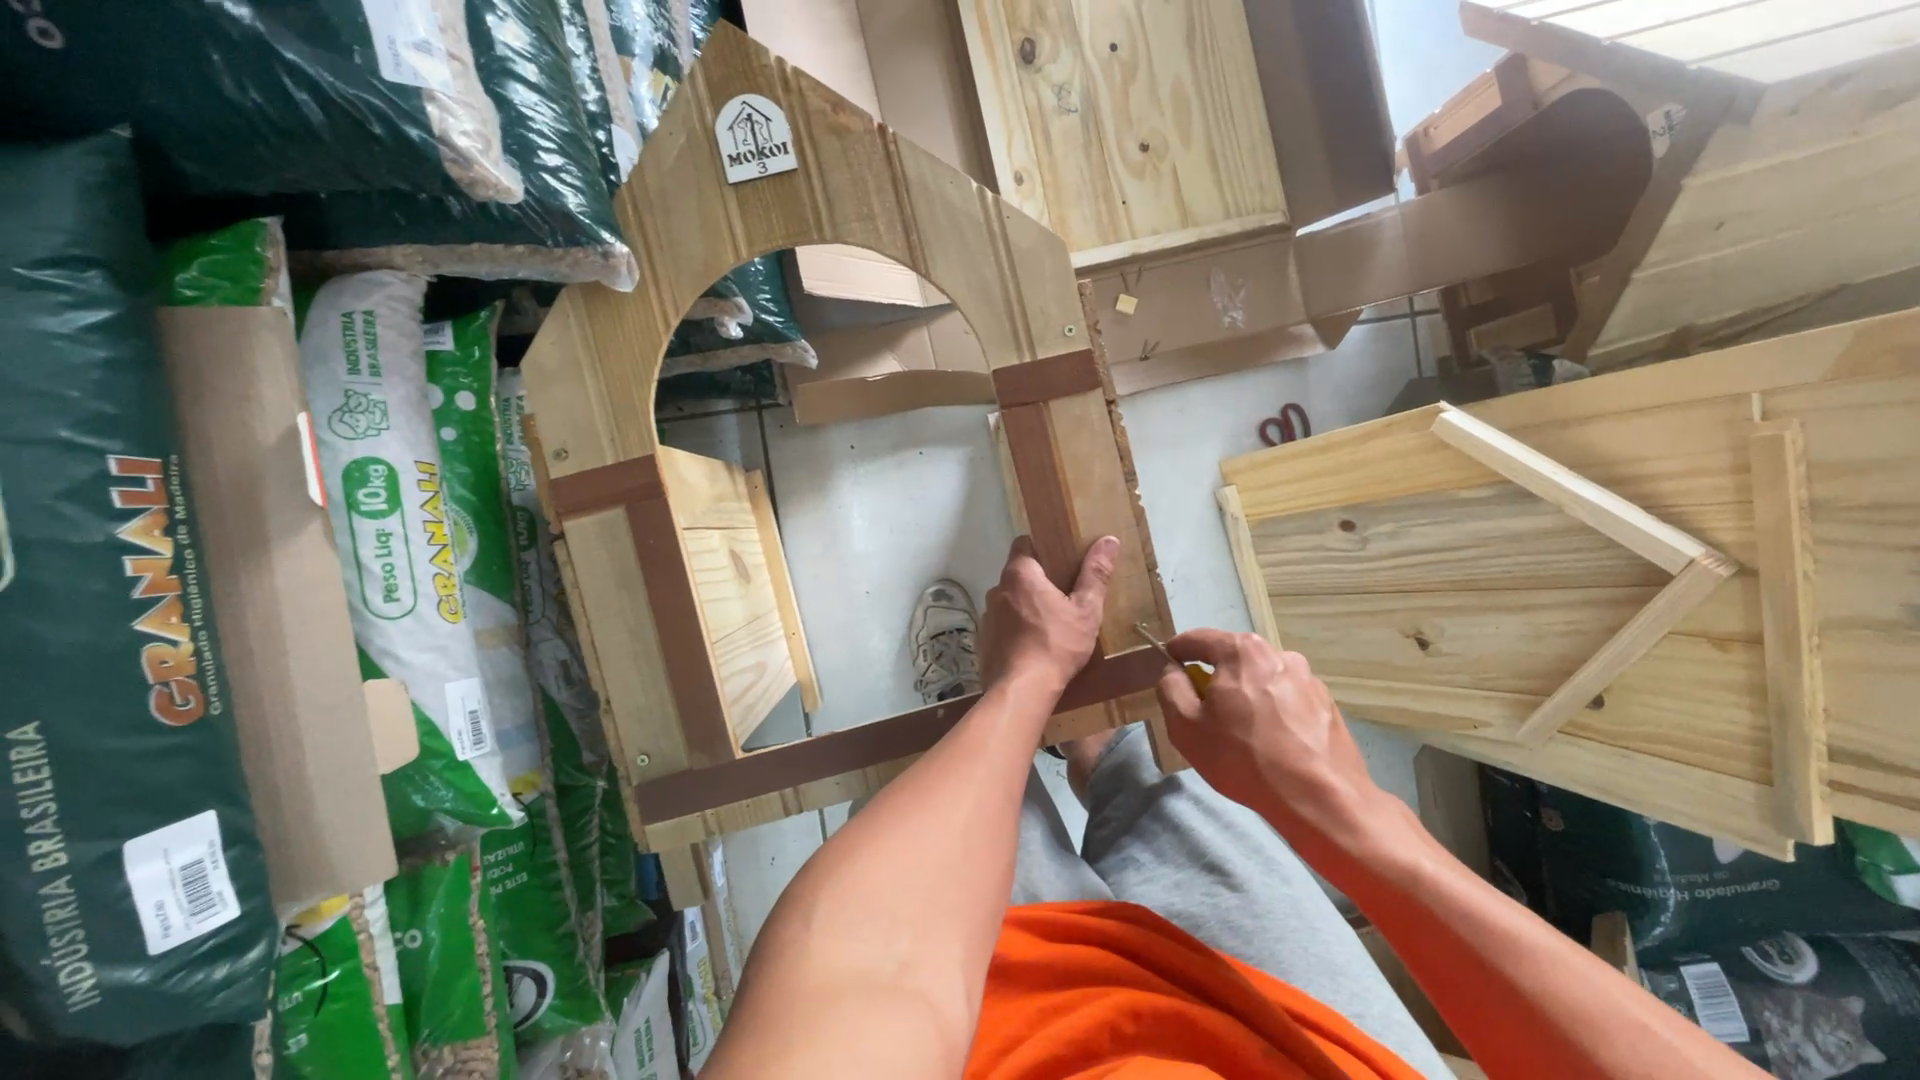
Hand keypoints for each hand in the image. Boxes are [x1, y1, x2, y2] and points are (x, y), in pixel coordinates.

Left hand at [979, 535, 1117, 696]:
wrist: (1022, 690)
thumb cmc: (1057, 645)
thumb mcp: (1086, 610)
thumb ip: (1095, 574)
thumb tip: (1109, 540)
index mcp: (1020, 575)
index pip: (1023, 544)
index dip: (1041, 548)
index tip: (1060, 560)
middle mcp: (997, 589)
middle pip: (1016, 573)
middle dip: (1036, 580)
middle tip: (1062, 594)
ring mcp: (987, 615)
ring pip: (1008, 600)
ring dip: (1024, 605)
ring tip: (1048, 622)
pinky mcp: (983, 639)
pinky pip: (1001, 624)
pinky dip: (1014, 628)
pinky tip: (1031, 645)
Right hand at [1155, 630, 1416, 867]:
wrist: (1321, 799)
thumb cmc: (1244, 758)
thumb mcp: (1187, 727)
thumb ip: (1171, 689)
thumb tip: (1173, 672)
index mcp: (1242, 652)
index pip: (1199, 638)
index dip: (1178, 649)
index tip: (1167, 661)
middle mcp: (1279, 654)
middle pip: (1234, 657)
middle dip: (1215, 676)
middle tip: (1202, 707)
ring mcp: (1309, 679)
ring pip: (1263, 679)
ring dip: (1247, 694)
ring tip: (1241, 731)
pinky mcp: (1327, 704)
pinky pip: (1287, 699)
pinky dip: (1273, 711)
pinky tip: (1272, 742)